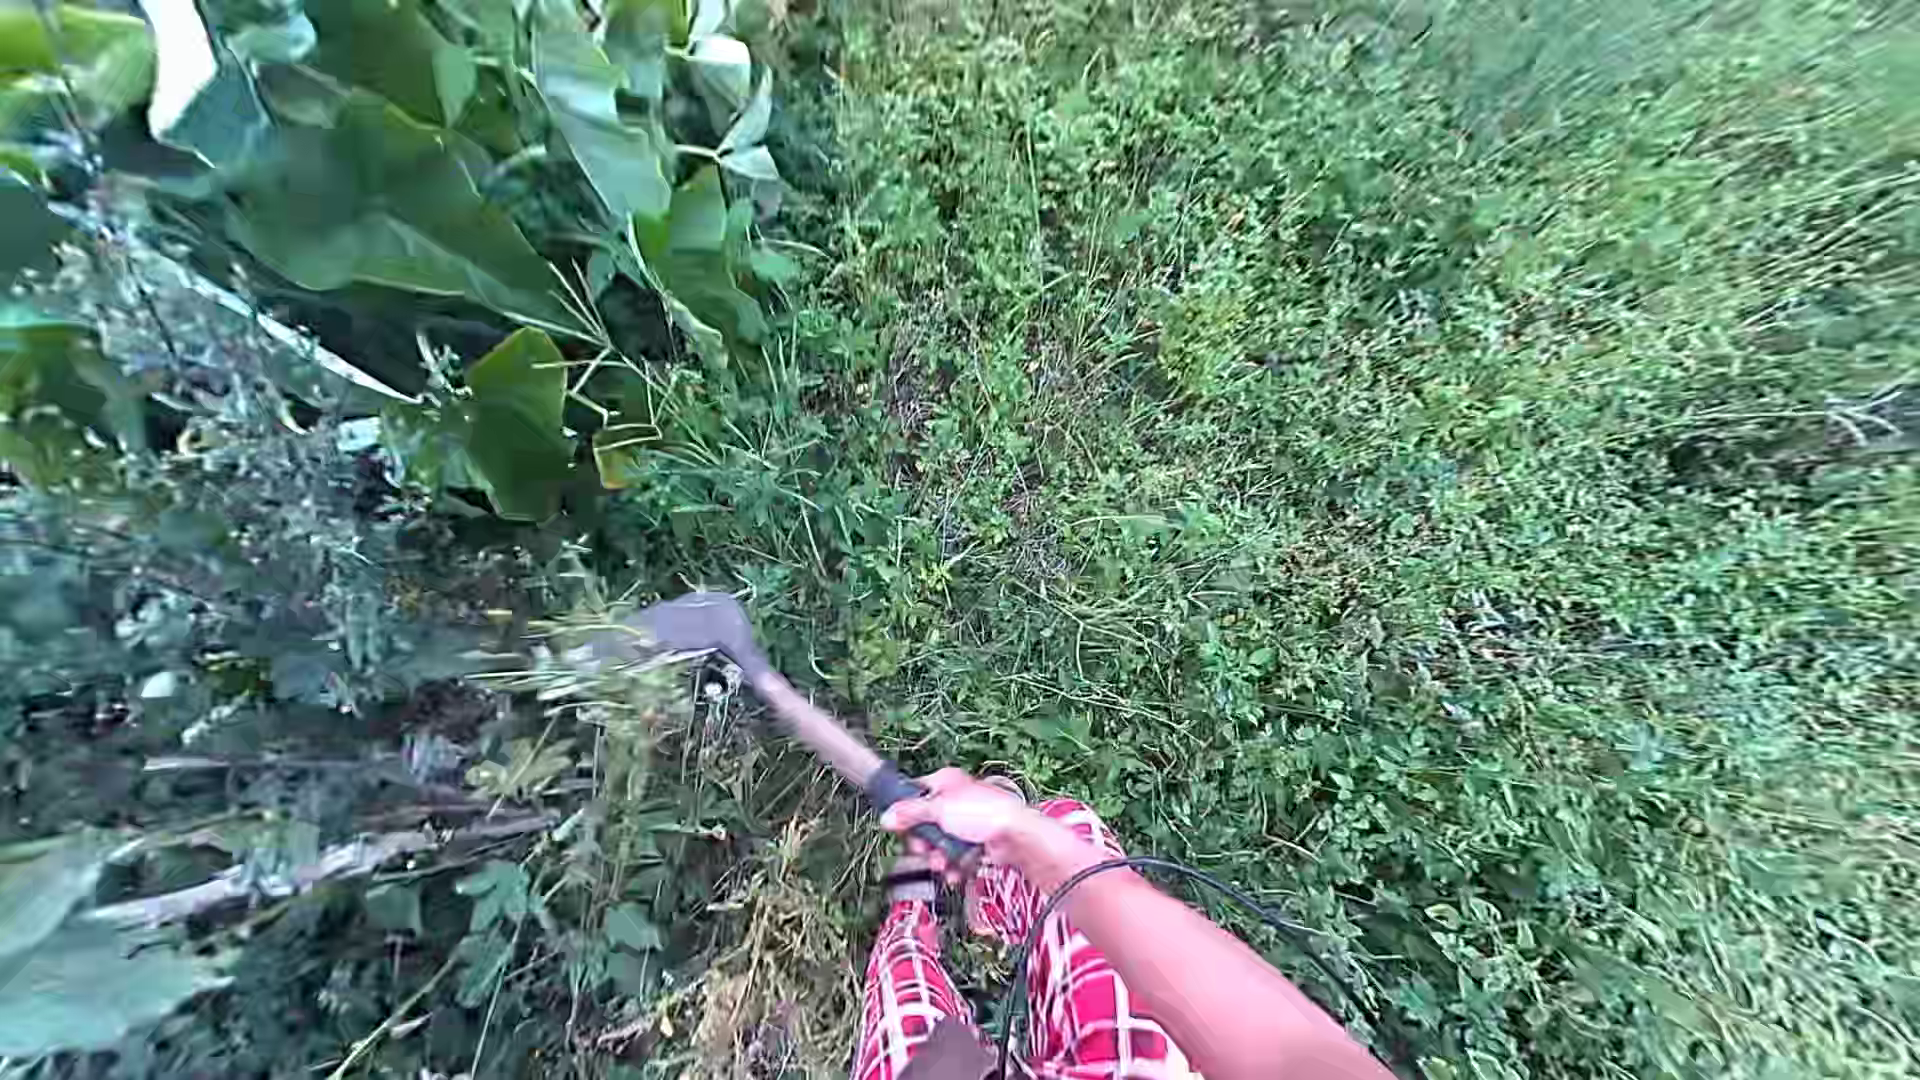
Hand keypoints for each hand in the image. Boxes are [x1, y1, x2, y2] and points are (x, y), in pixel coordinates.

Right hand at [879, 768, 1037, 881]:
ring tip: (942, 862)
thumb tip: (886, 817)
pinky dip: (953, 865)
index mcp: (944, 782)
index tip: (897, 827)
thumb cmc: (982, 812)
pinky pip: (954, 855)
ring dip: (938, 857)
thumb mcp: (939, 810)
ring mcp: (964, 822)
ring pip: (939, 843)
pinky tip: (954, 870)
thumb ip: (910, 814)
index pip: (914, 793)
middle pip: (925, 823)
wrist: (1014, 835)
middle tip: (924, 848)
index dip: (905, 812)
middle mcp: (953, 799)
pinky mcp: (974, 842)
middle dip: (923, 842)